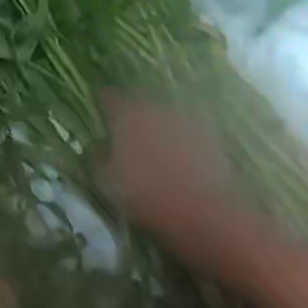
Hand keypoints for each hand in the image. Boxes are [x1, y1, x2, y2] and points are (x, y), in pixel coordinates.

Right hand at [99, 91, 239, 237]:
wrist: (204, 211)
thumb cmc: (146, 194)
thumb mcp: (107, 181)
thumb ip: (98, 157)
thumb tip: (99, 146)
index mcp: (125, 115)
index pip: (107, 97)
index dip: (102, 104)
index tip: (100, 114)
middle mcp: (153, 107)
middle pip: (138, 102)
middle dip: (132, 114)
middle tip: (127, 133)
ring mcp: (183, 118)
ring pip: (164, 114)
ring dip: (158, 125)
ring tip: (155, 147)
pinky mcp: (209, 133)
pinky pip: (187, 129)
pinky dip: (181, 138)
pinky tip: (180, 157)